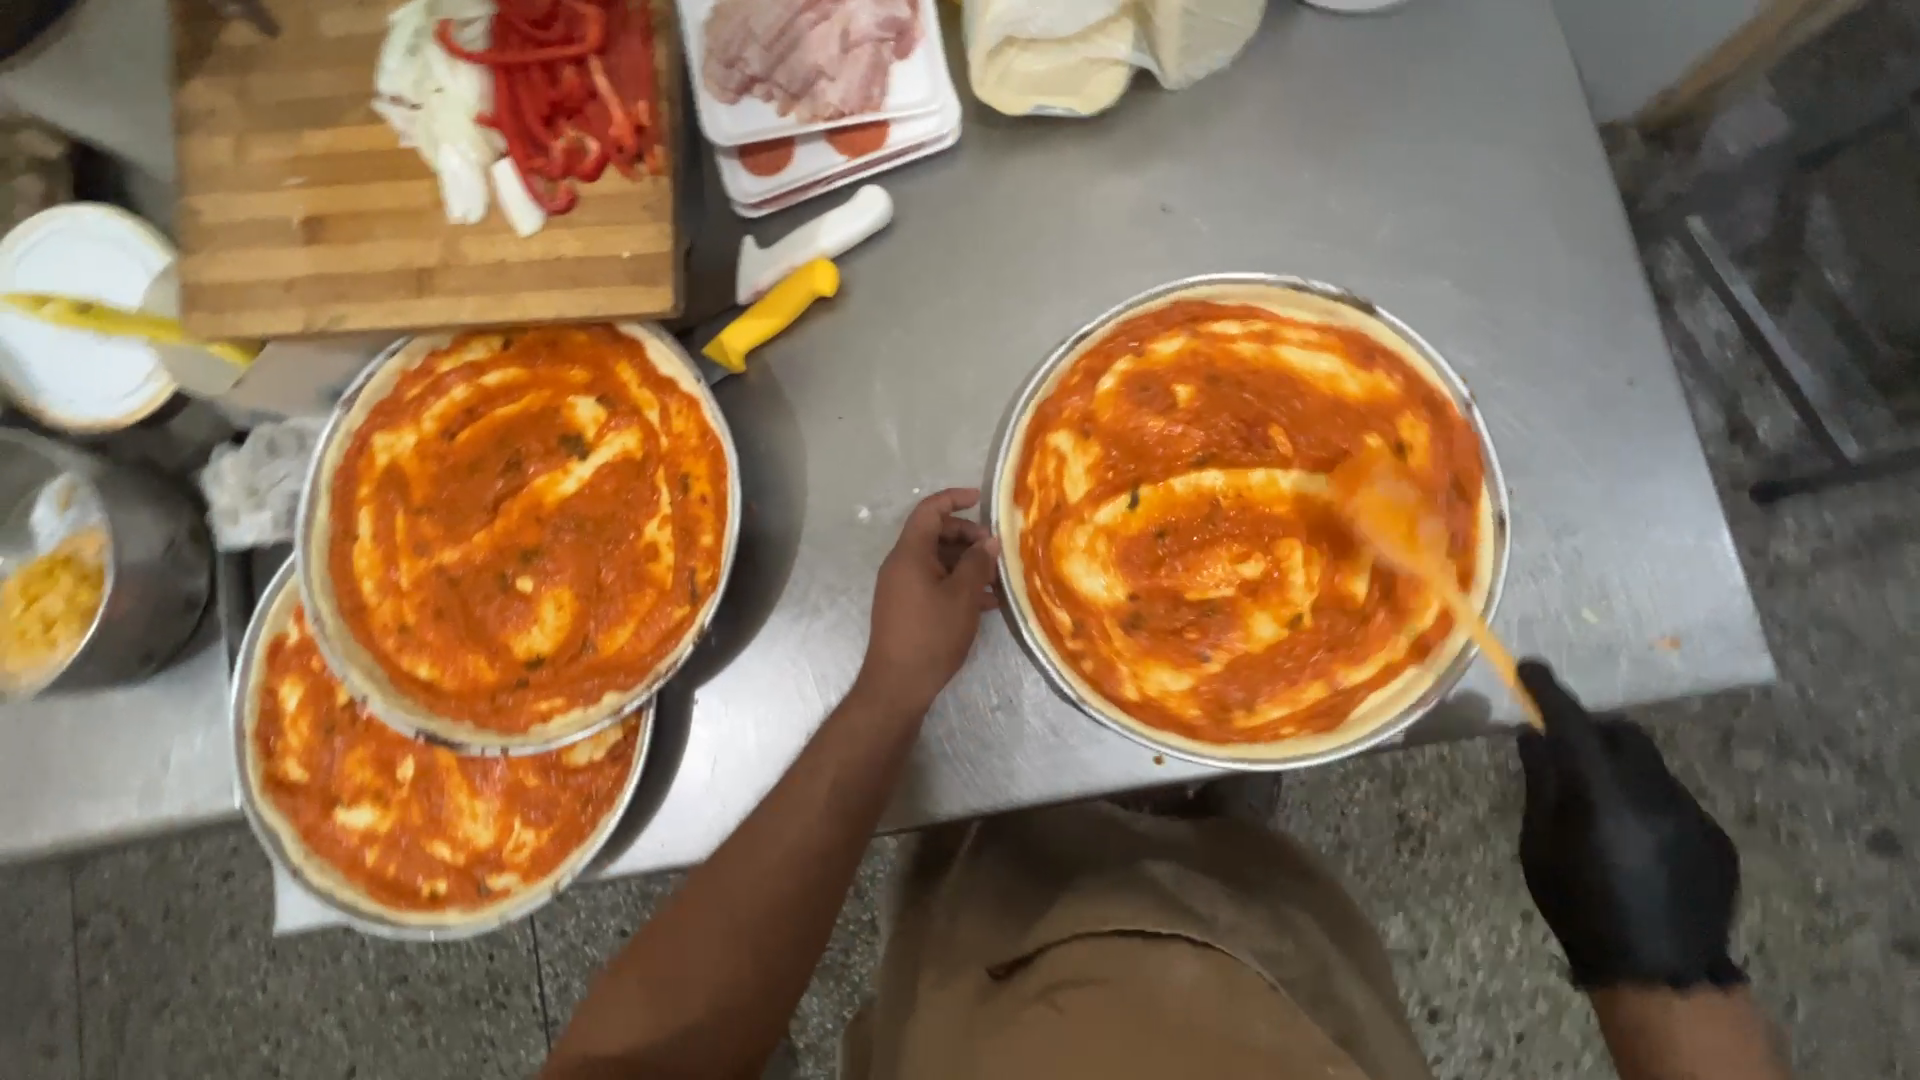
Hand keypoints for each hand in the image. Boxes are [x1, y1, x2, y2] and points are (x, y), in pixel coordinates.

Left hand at [852, 488, 999, 717]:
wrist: (897, 684)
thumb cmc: (931, 636)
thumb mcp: (962, 597)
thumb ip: (977, 563)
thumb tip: (989, 542)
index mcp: (909, 554)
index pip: (929, 511)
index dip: (954, 499)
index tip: (981, 500)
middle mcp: (901, 565)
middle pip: (935, 535)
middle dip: (968, 537)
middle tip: (995, 551)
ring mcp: (901, 587)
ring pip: (937, 561)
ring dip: (967, 564)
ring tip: (997, 580)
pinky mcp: (906, 607)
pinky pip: (934, 583)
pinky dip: (958, 585)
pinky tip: (986, 603)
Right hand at [1517, 661, 1744, 989]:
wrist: (1656, 968)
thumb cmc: (1576, 902)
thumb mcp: (1539, 841)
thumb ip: (1540, 781)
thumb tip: (1531, 733)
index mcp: (1601, 793)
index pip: (1572, 722)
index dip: (1549, 690)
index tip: (1528, 666)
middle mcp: (1653, 792)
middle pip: (1623, 735)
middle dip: (1591, 729)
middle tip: (1564, 744)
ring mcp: (1691, 813)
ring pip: (1649, 766)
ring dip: (1618, 766)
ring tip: (1596, 799)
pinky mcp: (1714, 836)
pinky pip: (1672, 797)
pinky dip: (1643, 797)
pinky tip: (1629, 834)